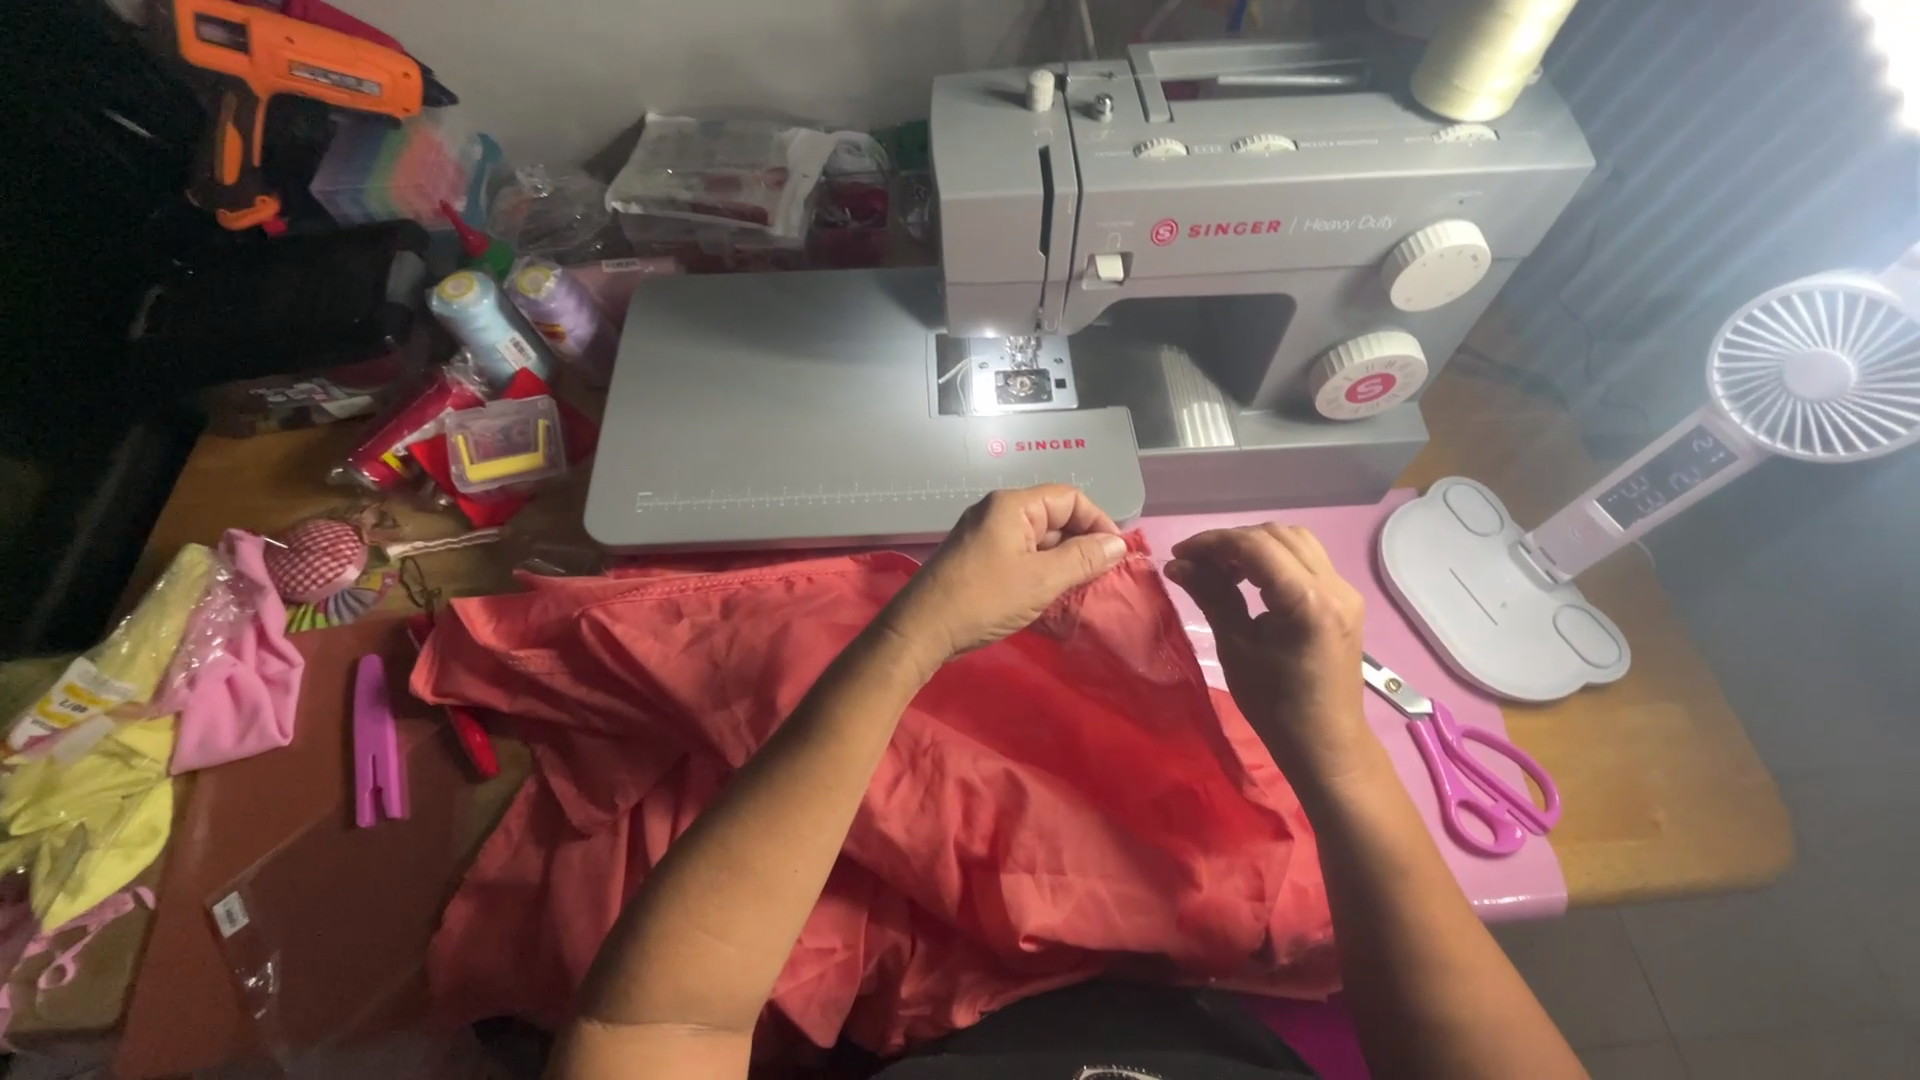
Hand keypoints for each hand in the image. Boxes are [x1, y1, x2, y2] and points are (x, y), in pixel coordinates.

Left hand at [879, 485, 1128, 670]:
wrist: (922, 629)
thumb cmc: (983, 600)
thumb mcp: (1041, 580)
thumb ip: (1083, 559)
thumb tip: (1118, 544)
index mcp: (1012, 506)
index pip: (1069, 498)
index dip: (1098, 522)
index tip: (1114, 554)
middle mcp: (997, 511)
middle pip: (1054, 516)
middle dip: (1081, 543)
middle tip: (1100, 576)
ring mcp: (984, 535)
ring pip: (1038, 539)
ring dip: (1062, 560)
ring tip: (1079, 588)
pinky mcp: (977, 558)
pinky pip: (1020, 554)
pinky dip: (1040, 570)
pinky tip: (1050, 594)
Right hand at [1163, 525, 1377, 784]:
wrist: (1325, 743)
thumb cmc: (1274, 705)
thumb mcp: (1235, 647)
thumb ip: (1210, 595)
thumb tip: (1177, 565)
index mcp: (1306, 601)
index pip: (1255, 546)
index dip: (1212, 543)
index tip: (1179, 556)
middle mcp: (1334, 586)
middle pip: (1276, 535)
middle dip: (1231, 541)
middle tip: (1196, 564)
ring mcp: (1345, 591)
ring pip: (1294, 541)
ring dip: (1254, 545)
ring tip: (1221, 569)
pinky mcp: (1344, 599)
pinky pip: (1307, 559)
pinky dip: (1273, 558)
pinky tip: (1249, 578)